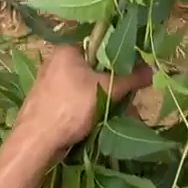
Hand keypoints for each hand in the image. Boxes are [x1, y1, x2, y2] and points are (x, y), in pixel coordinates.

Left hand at [12, 47, 151, 155]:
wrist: (35, 142)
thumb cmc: (70, 107)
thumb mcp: (106, 90)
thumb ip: (131, 78)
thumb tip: (153, 69)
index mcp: (67, 50)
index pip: (100, 45)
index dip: (119, 58)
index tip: (134, 73)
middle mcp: (56, 62)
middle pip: (94, 68)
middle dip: (113, 84)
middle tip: (128, 99)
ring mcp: (49, 83)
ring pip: (86, 87)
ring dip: (103, 99)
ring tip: (117, 113)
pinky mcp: (48, 102)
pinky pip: (75, 99)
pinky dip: (88, 108)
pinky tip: (98, 121)